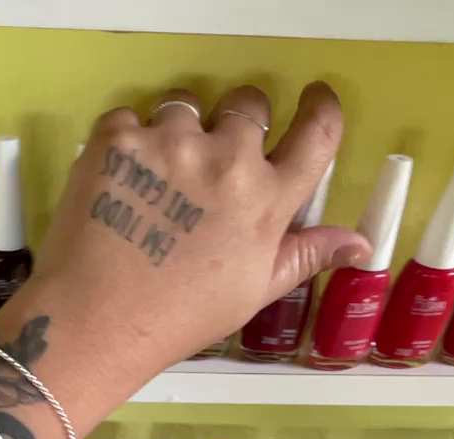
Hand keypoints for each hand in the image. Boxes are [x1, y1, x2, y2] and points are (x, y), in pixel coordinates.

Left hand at [27, 82, 370, 371]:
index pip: (317, 132)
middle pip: (248, 105)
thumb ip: (304, 255)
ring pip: (185, 107)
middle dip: (237, 124)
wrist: (96, 324)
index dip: (318, 108)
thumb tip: (358, 243)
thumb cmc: (176, 319)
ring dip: (177, 133)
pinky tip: (121, 188)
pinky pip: (132, 119)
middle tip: (211, 162)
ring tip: (157, 183)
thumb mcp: (249, 294)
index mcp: (266, 201)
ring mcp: (169, 144)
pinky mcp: (118, 140)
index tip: (311, 99)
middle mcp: (226, 161)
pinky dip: (128, 146)